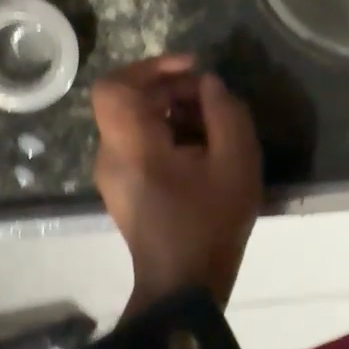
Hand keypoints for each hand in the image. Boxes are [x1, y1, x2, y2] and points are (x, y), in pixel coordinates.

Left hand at [91, 54, 262, 313]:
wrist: (184, 282)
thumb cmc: (212, 220)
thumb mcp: (237, 161)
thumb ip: (226, 114)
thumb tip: (210, 84)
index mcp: (133, 148)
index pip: (114, 88)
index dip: (152, 66)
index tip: (192, 67)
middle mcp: (111, 156)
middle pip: (129, 101)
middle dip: (174, 88)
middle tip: (216, 97)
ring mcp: (114, 174)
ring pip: (136, 121)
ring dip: (175, 109)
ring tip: (217, 122)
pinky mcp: (125, 186)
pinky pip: (141, 142)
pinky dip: (170, 130)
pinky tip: (205, 146)